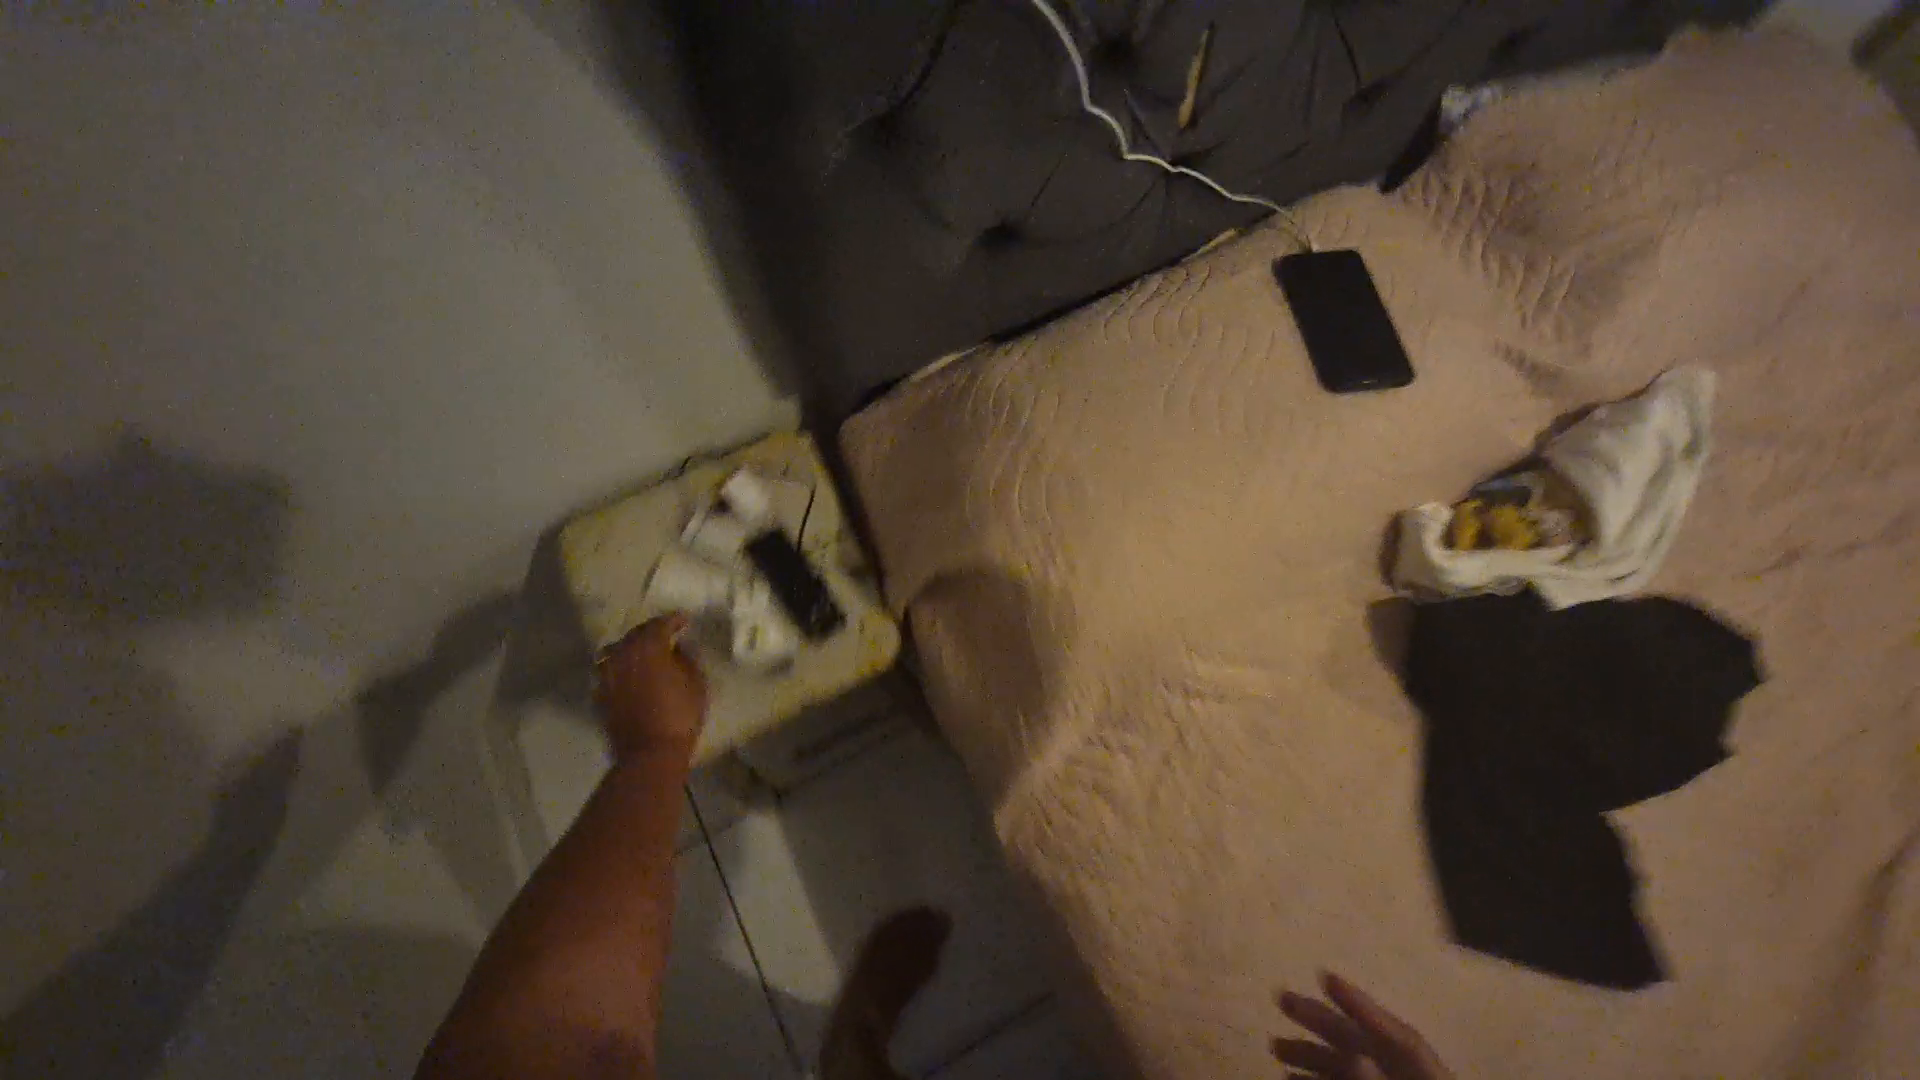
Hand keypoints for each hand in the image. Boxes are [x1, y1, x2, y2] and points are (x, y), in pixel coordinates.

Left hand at [593, 614, 708, 761]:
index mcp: (648, 647)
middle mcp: (622, 654)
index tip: (685, 620)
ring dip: (632, 647)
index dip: (674, 620)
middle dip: (651, 631)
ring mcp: (606, 674)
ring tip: (645, 652)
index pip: (660, 624)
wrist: (649, 753)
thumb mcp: (696, 682)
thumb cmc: (680, 715)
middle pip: (635, 634)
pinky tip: (631, 673)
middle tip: (666, 633)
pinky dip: (621, 666)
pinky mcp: (600, 693)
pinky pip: (609, 669)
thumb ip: (686, 659)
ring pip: (617, 650)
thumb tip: (676, 648)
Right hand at [1273, 972, 1453, 1079]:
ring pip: (1348, 1069)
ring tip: (1276, 1047)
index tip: (1322, 976)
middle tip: (1280, 999)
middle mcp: (1406, 1079)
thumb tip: (1353, 1056)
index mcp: (1423, 1074)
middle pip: (1363, 1044)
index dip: (1359, 1004)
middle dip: (1320, 1022)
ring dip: (1311, 1056)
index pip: (1396, 1035)